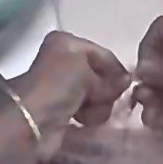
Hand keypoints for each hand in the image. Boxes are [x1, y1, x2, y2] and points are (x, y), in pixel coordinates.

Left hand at [13, 32, 131, 154]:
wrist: (33, 118)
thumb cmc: (58, 84)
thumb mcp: (85, 70)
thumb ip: (110, 76)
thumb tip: (126, 81)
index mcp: (65, 43)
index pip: (102, 53)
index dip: (116, 68)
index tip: (128, 84)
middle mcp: (63, 60)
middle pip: (101, 75)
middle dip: (106, 89)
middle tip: (102, 98)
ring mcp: (64, 85)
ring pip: (98, 94)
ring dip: (99, 105)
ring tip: (89, 112)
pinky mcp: (65, 108)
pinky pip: (90, 109)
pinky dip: (90, 115)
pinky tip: (83, 120)